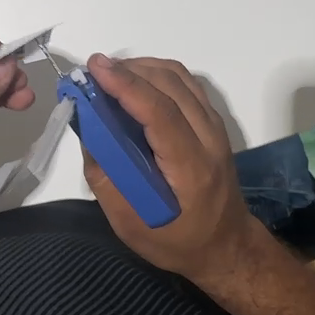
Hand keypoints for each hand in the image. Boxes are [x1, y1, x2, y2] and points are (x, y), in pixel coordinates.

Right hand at [81, 54, 266, 283]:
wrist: (227, 248)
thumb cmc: (176, 241)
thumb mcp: (129, 223)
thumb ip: (105, 176)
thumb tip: (87, 128)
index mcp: (191, 169)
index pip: (160, 113)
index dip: (126, 85)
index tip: (95, 67)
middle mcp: (209, 140)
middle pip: (171, 85)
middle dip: (129, 69)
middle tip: (93, 70)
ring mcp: (215, 128)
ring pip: (180, 78)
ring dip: (143, 67)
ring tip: (110, 73)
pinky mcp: (213, 124)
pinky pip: (186, 84)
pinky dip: (157, 74)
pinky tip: (135, 82)